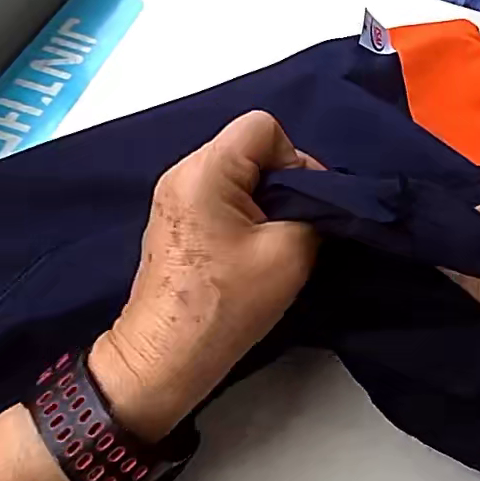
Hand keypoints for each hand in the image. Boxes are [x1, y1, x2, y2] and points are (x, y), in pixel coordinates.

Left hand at [88, 111, 321, 438]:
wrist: (166, 354)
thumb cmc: (223, 305)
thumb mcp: (290, 253)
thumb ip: (313, 210)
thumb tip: (313, 200)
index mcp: (203, 170)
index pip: (261, 126)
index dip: (293, 158)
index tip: (300, 204)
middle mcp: (180, 174)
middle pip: (247, 149)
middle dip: (279, 182)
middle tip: (292, 228)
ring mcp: (171, 198)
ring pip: (234, 175)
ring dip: (261, 203)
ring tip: (270, 245)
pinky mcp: (172, 222)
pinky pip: (217, 198)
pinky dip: (240, 216)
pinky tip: (246, 253)